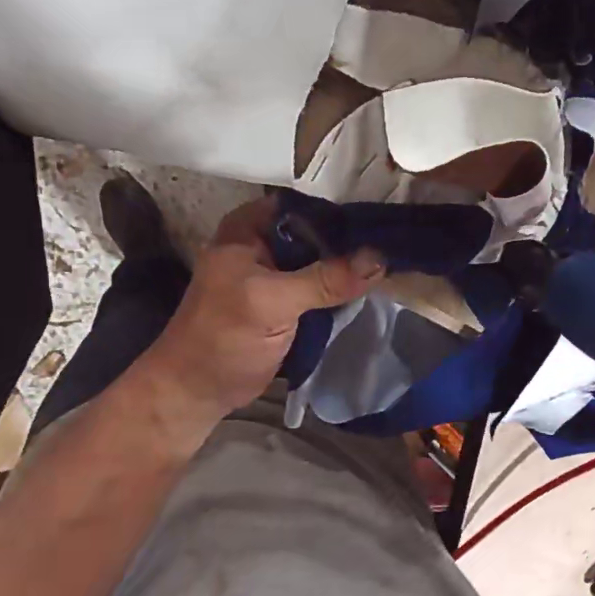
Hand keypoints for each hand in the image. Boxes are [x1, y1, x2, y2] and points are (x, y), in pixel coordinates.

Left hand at [131, 197, 384, 423]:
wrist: (197, 390)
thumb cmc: (223, 338)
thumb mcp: (272, 302)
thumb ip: (325, 279)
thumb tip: (380, 258)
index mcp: (250, 226)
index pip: (306, 205)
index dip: (343, 212)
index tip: (383, 224)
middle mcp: (265, 241)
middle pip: (319, 231)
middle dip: (353, 241)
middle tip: (397, 245)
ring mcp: (278, 272)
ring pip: (323, 259)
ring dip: (352, 265)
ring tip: (394, 263)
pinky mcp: (289, 299)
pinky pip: (323, 284)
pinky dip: (344, 287)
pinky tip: (375, 285)